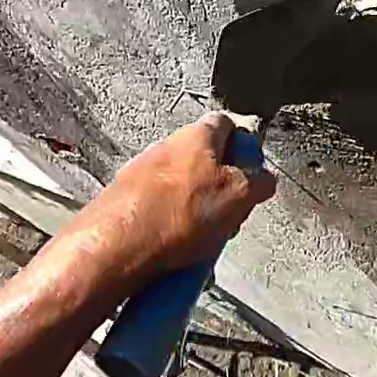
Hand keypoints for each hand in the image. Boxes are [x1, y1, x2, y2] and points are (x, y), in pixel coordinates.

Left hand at [64, 112, 274, 289]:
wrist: (112, 250)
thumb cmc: (174, 216)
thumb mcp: (240, 196)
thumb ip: (260, 182)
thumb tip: (264, 181)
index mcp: (197, 135)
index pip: (229, 124)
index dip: (245, 146)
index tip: (253, 171)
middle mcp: (167, 148)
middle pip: (208, 163)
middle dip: (223, 190)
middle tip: (230, 215)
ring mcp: (143, 175)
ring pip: (186, 191)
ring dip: (199, 214)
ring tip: (202, 241)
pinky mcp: (126, 203)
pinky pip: (162, 213)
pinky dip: (174, 230)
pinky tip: (177, 252)